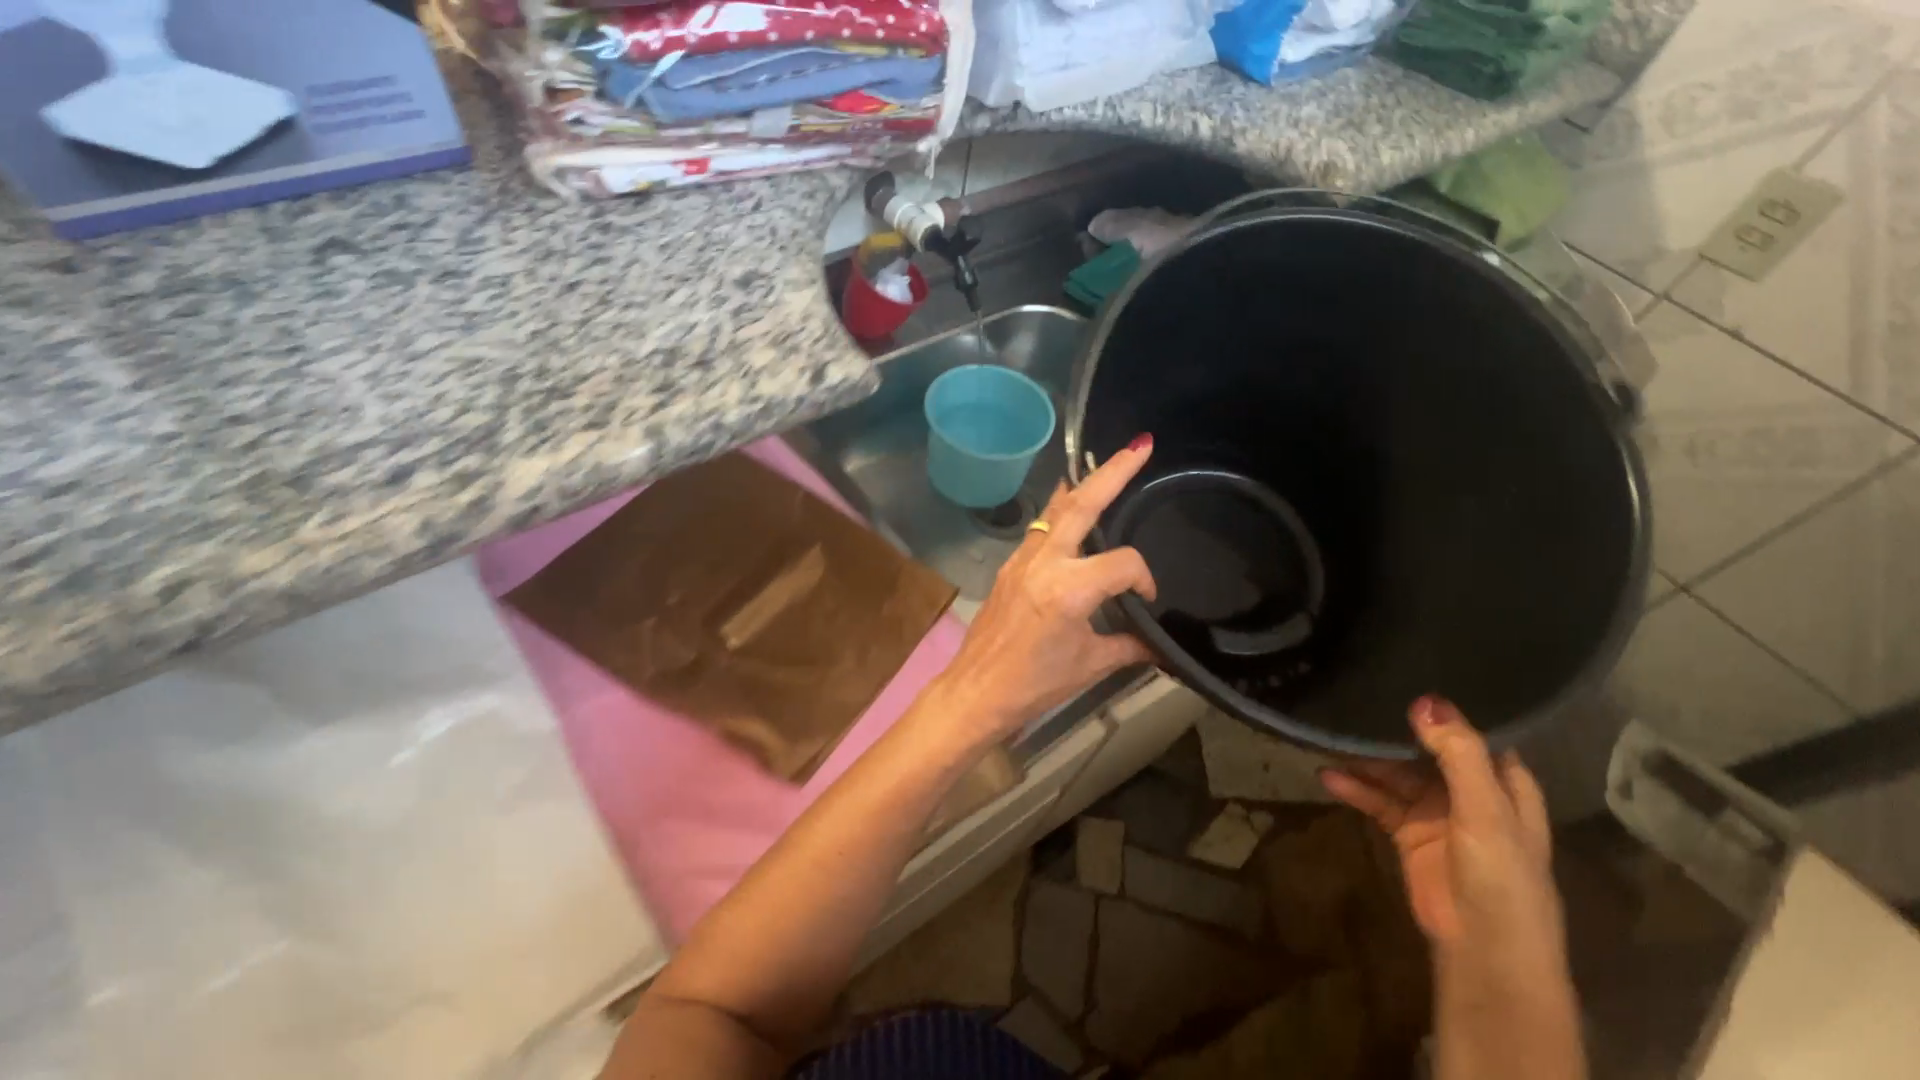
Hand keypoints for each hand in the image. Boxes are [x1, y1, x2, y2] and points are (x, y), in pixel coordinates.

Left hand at [930, 436, 1159, 744]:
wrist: (976, 692)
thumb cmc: (1035, 685)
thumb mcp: (1091, 665)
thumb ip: (1129, 646)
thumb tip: (1160, 646)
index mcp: (1070, 589)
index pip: (1124, 564)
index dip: (1144, 580)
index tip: (1146, 602)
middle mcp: (1045, 563)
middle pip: (1082, 504)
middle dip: (1113, 471)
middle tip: (1140, 445)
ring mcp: (1022, 560)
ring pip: (1056, 510)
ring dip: (1083, 484)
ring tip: (1107, 462)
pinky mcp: (1010, 567)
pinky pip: (1041, 528)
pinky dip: (1061, 511)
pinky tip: (1072, 508)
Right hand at [1320, 698, 1583, 1079]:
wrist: (1485, 950)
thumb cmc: (1501, 877)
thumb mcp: (1484, 809)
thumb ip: (1458, 754)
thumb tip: (1424, 701)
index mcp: (1503, 781)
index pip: (1474, 731)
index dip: (1444, 708)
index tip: (1406, 673)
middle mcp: (1470, 791)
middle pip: (1427, 750)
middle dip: (1394, 730)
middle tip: (1353, 699)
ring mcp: (1437, 813)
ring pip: (1398, 774)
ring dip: (1368, 760)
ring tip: (1329, 737)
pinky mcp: (1409, 835)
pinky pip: (1379, 803)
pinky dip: (1357, 790)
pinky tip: (1329, 777)